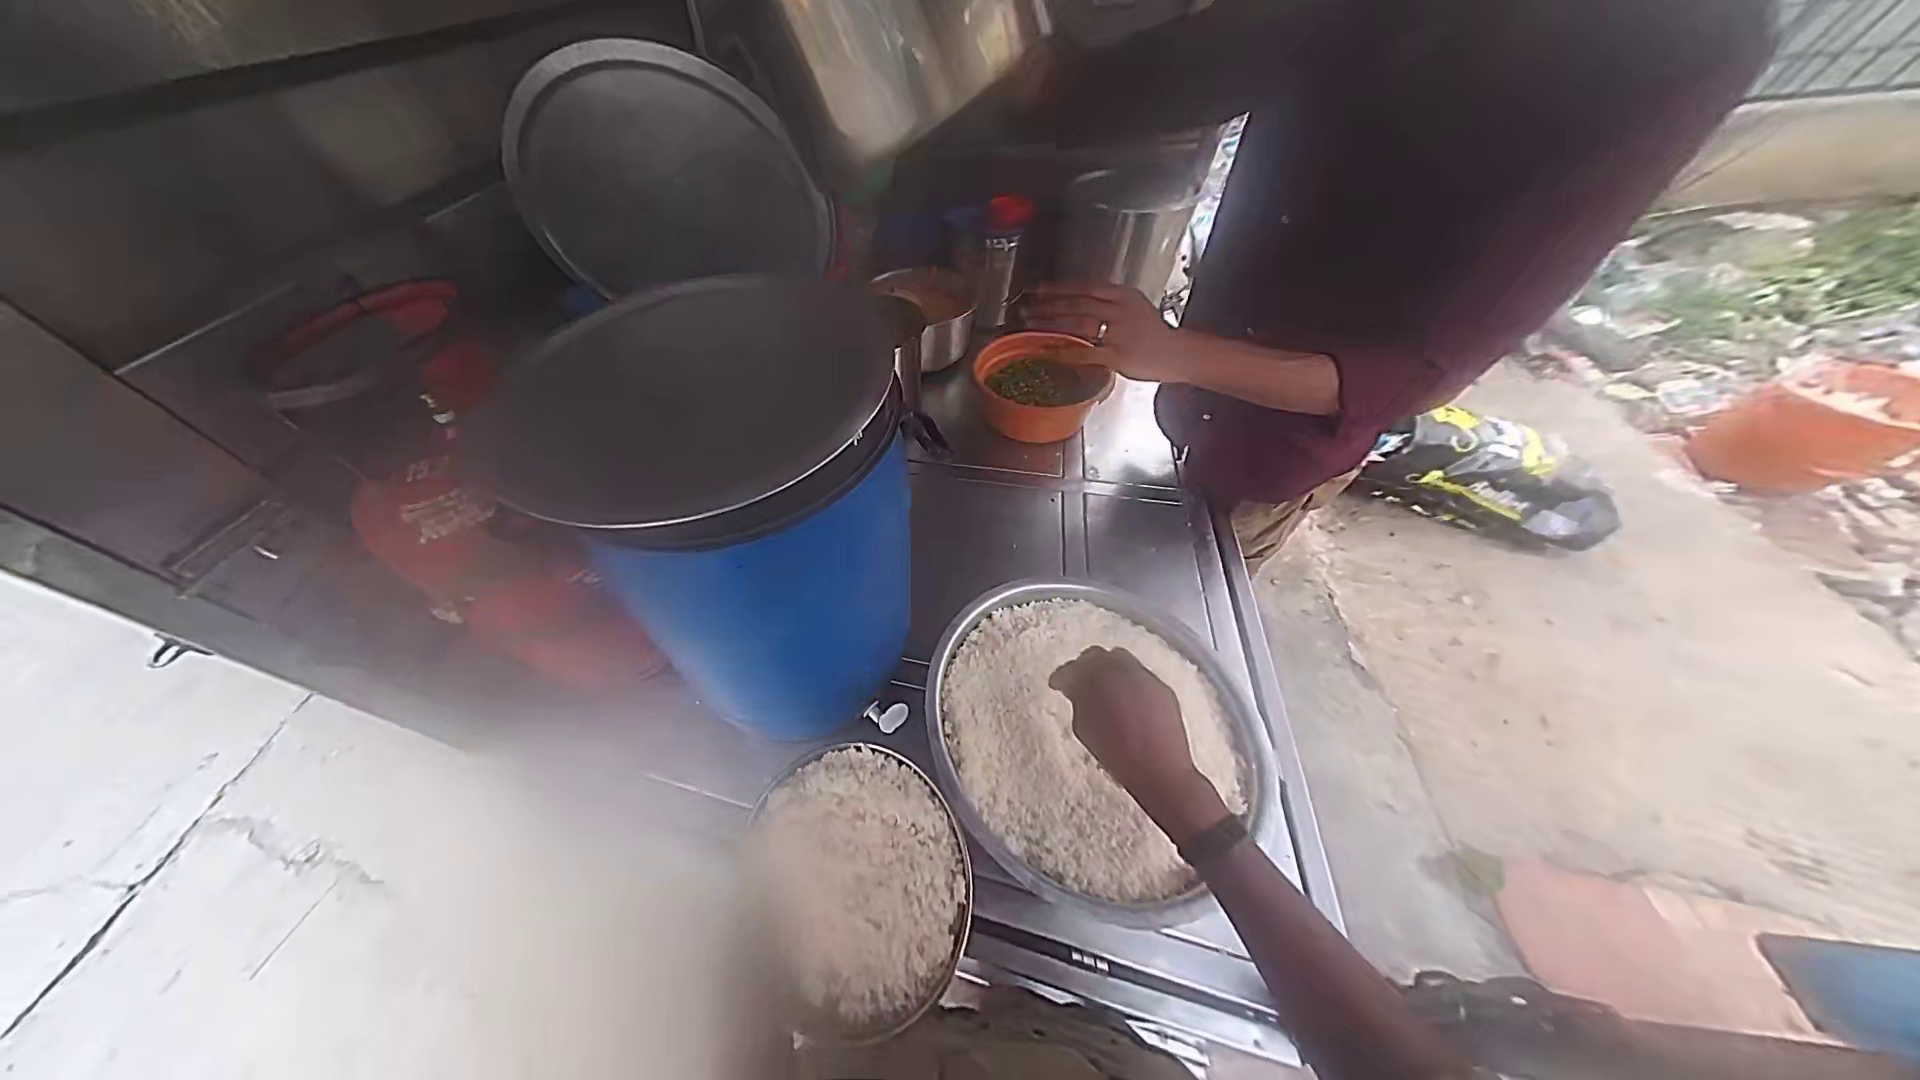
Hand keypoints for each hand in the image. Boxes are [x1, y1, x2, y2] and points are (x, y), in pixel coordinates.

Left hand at [1022, 284, 1189, 383]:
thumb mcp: (1134, 309)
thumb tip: (1083, 307)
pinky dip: (1066, 351)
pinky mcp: (1117, 353)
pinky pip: (1086, 351)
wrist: (1177, 353)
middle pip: (1077, 303)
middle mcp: (1119, 308)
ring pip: (1078, 323)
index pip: (1085, 288)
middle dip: (1048, 305)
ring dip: (1052, 323)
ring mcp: (1118, 330)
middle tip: (1026, 307)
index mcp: (1123, 295)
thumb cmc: (1155, 335)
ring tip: (1031, 325)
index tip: (1039, 289)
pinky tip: (1050, 352)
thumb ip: (1110, 306)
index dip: (1060, 288)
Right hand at [1049, 646, 1229, 844]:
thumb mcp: (1084, 729)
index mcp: (1097, 678)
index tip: (1057, 684)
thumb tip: (1077, 690)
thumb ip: (1079, 701)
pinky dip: (1128, 682)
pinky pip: (1139, 676)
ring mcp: (1145, 677)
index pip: (1073, 667)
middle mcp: (1123, 669)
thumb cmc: (1117, 755)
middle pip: (1098, 656)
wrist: (1160, 771)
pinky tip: (1125, 700)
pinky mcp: (1162, 688)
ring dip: (1109, 671)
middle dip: (1085, 667)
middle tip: (1078, 682)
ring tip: (1103, 690)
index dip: (1062, 676)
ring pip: (1121, 661)